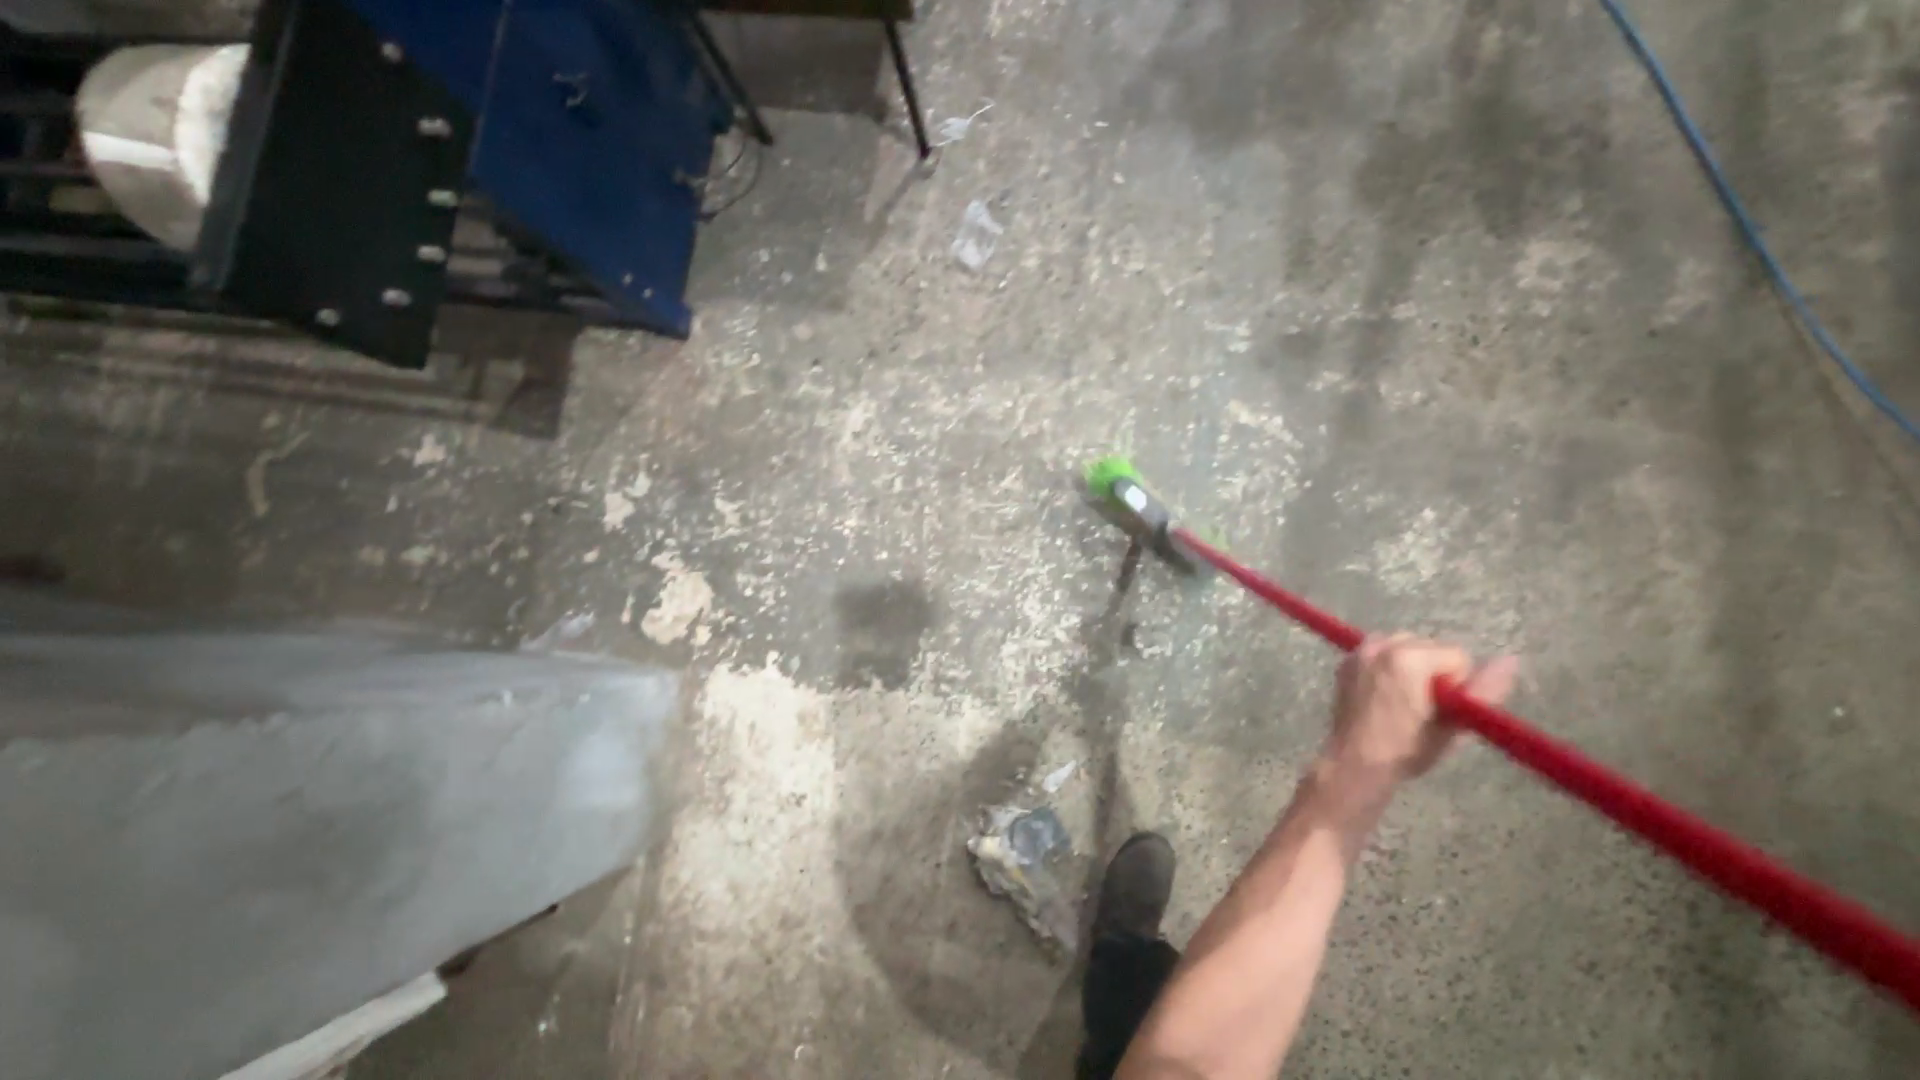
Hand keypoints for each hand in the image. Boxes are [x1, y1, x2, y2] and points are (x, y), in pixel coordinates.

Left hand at [1319, 633, 1517, 793]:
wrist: (1355, 762)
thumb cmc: (1406, 749)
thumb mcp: (1453, 726)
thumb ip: (1483, 691)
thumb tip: (1511, 660)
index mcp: (1408, 658)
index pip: (1457, 657)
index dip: (1457, 686)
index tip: (1441, 709)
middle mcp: (1381, 646)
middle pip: (1429, 647)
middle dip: (1433, 672)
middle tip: (1422, 706)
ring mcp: (1359, 651)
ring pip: (1404, 646)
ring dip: (1411, 665)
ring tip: (1404, 700)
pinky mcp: (1346, 661)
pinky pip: (1380, 651)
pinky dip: (1387, 664)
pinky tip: (1384, 692)